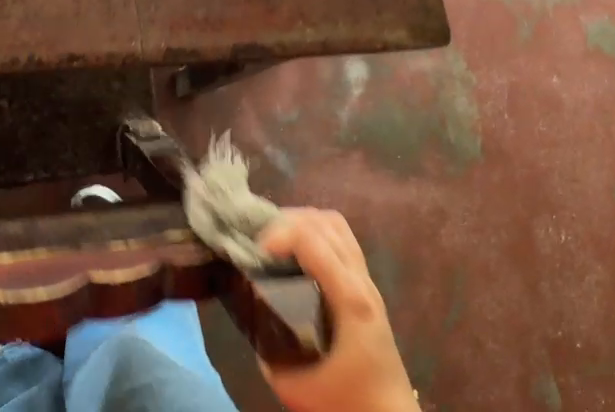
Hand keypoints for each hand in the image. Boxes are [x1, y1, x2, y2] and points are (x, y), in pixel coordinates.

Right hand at [257, 209, 418, 411]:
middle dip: (286, 221)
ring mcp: (367, 281)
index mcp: (349, 299)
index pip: (312, 239)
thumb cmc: (345, 403)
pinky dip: (313, 234)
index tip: (254, 252)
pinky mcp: (365, 287)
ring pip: (335, 225)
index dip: (278, 233)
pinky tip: (295, 256)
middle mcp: (362, 281)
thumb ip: (266, 346)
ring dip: (301, 223)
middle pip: (325, 221)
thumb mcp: (292, 385)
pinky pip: (340, 240)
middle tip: (259, 243)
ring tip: (275, 243)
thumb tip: (247, 311)